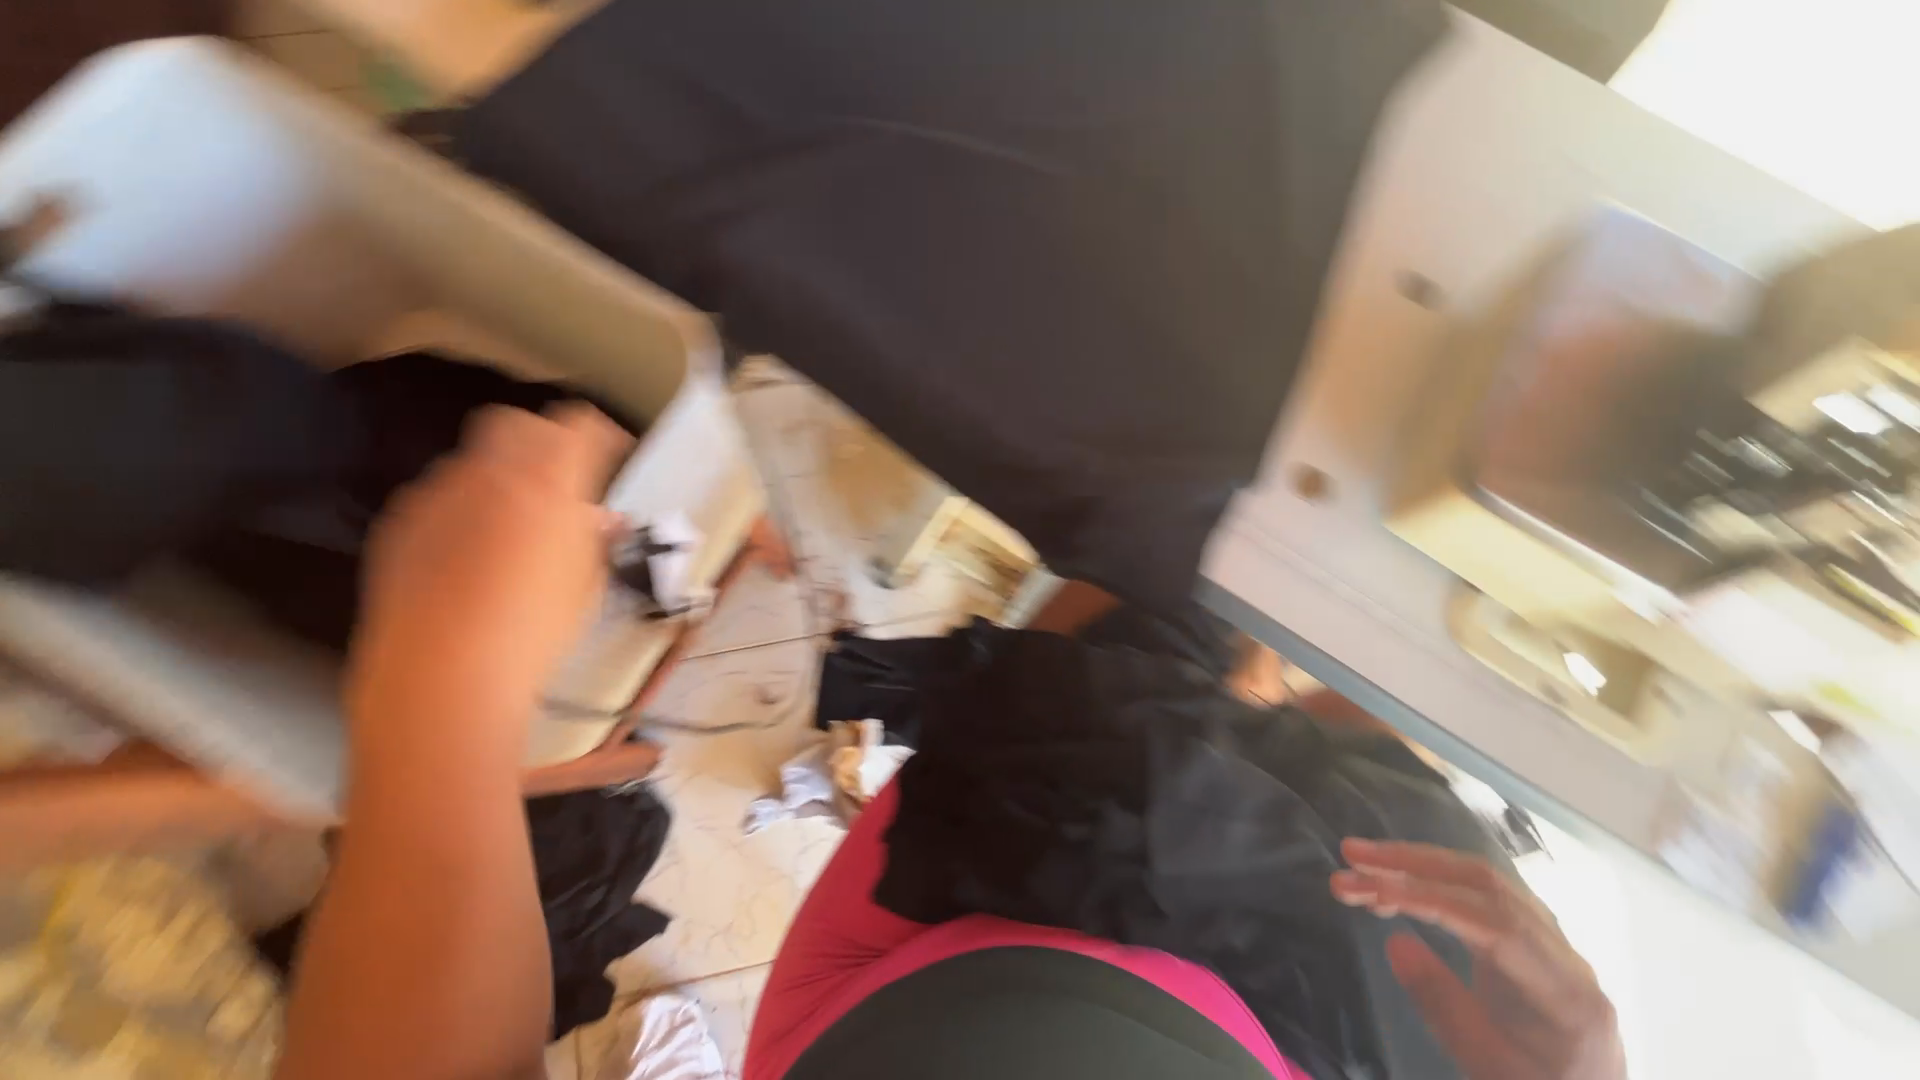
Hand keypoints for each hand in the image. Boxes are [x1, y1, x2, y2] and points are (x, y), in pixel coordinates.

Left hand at [345, 404, 628, 756]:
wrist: (440, 674)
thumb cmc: (532, 632)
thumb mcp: (586, 586)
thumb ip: (595, 539)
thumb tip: (601, 521)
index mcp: (547, 484)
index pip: (578, 425)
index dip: (601, 432)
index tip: (613, 451)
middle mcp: (490, 475)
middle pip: (518, 423)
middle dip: (544, 438)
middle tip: (563, 477)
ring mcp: (438, 495)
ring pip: (475, 460)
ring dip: (502, 476)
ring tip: (518, 522)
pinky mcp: (401, 523)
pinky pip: (442, 497)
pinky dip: (466, 507)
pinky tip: (474, 552)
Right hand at [1331, 838, 1626, 1079]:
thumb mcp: (1487, 1065)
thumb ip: (1444, 1006)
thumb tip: (1395, 941)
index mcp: (1566, 991)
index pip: (1494, 924)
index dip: (1429, 898)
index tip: (1370, 888)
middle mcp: (1567, 955)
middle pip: (1487, 886)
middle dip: (1413, 864)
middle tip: (1352, 855)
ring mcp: (1554, 944)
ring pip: (1485, 882)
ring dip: (1420, 863)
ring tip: (1364, 860)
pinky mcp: (1535, 941)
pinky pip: (1486, 894)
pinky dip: (1438, 878)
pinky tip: (1406, 880)